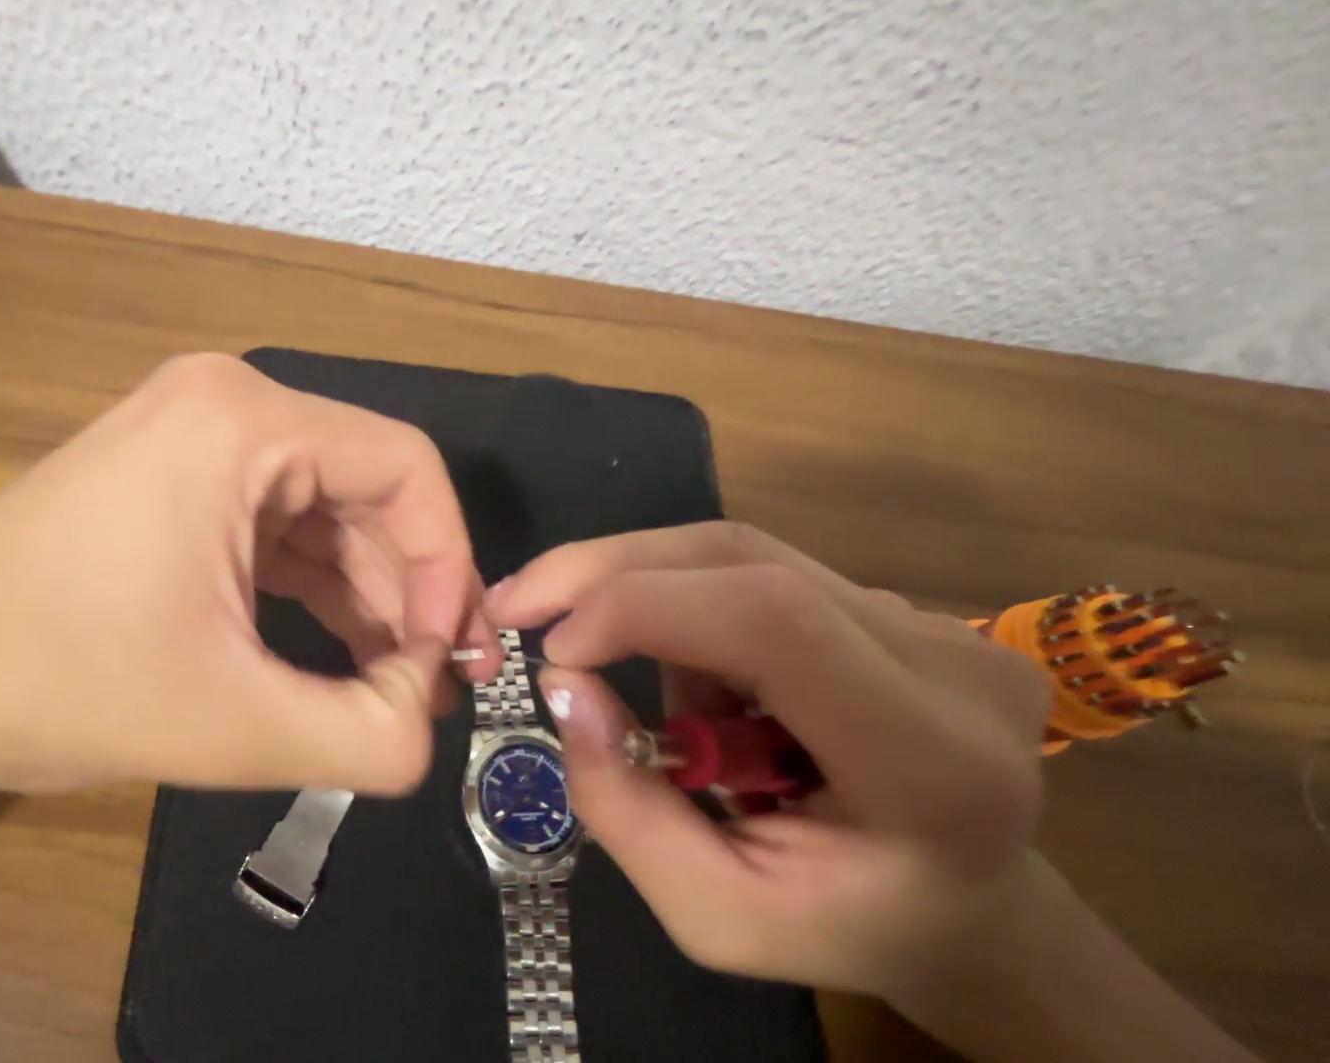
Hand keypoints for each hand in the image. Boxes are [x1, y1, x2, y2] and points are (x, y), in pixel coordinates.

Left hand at [0, 353, 497, 794]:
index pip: (406, 468)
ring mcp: (192, 439)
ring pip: (324, 512)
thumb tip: (435, 721)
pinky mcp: (173, 483)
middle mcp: (224, 405)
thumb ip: (371, 734)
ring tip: (392, 685)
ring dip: (366, 597)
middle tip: (432, 683)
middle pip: (367, 489)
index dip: (447, 563)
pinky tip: (338, 655)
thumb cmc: (57, 684)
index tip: (447, 656)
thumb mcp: (233, 724)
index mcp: (242, 423)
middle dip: (409, 589)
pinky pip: (277, 526)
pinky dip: (315, 589)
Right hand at [486, 522, 1049, 998]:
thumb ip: (626, 810)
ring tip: (639, 689)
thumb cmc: (845, 927)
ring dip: (647, 599)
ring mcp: (929, 620)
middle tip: (519, 604)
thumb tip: (564, 685)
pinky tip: (698, 686)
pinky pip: (756, 574)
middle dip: (611, 571)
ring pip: (740, 555)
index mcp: (929, 761)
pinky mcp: (895, 603)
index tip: (554, 650)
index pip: (776, 623)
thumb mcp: (714, 915)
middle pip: (744, 559)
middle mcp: (943, 663)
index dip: (643, 607)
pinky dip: (685, 610)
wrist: (962, 906)